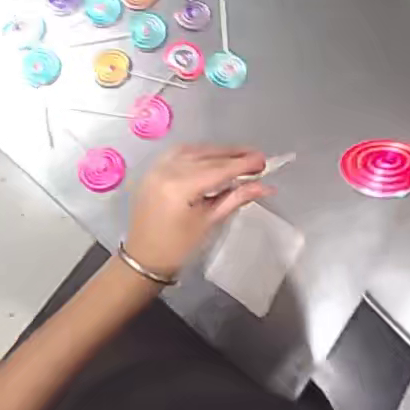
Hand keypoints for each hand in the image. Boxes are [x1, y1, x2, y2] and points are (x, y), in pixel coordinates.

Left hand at [123, 146, 271, 277]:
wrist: (143, 258)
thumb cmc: (178, 247)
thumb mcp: (210, 222)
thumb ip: (236, 198)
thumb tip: (265, 186)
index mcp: (180, 186)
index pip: (218, 169)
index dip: (243, 164)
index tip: (264, 161)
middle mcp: (167, 170)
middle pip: (206, 156)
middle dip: (233, 155)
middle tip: (258, 158)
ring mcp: (157, 168)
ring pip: (193, 151)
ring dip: (217, 152)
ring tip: (240, 156)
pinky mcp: (153, 170)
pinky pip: (179, 153)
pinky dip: (199, 152)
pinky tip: (213, 156)